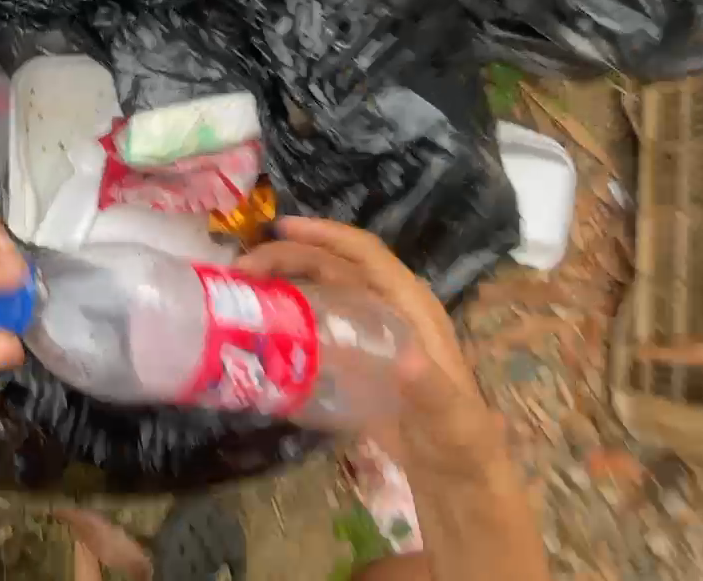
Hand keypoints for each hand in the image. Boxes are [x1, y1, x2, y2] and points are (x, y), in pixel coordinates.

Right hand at [237, 216, 505, 479]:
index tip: (281, 229)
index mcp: (411, 305)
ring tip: (245, 284)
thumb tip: (404, 357)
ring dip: (284, 277)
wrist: (454, 474)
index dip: (325, 235)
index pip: (365, 254)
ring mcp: (367, 327)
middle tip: (244, 268)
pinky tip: (260, 319)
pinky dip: (288, 308)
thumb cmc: (457, 438)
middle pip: (333, 265)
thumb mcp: (448, 415)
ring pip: (321, 286)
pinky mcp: (351, 350)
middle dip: (289, 256)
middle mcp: (387, 305)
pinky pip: (316, 316)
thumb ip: (430, 388)